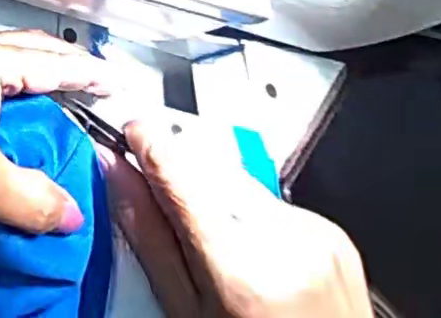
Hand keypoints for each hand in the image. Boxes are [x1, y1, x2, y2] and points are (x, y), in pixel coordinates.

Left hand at [0, 30, 111, 234]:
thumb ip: (34, 199)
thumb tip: (70, 213)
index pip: (48, 61)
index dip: (85, 73)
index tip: (115, 81)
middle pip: (26, 49)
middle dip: (62, 62)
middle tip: (95, 80)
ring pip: (1, 59)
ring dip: (33, 70)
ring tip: (61, 90)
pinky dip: (8, 84)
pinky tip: (11, 106)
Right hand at [102, 119, 371, 317]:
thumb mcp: (185, 312)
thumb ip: (146, 233)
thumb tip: (111, 164)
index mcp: (241, 268)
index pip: (173, 162)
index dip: (141, 142)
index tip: (124, 140)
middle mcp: (282, 239)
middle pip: (200, 164)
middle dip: (176, 178)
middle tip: (171, 224)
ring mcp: (312, 234)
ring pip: (229, 174)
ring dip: (209, 193)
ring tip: (216, 248)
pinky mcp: (330, 233)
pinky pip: (263, 196)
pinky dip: (244, 212)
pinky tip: (250, 254)